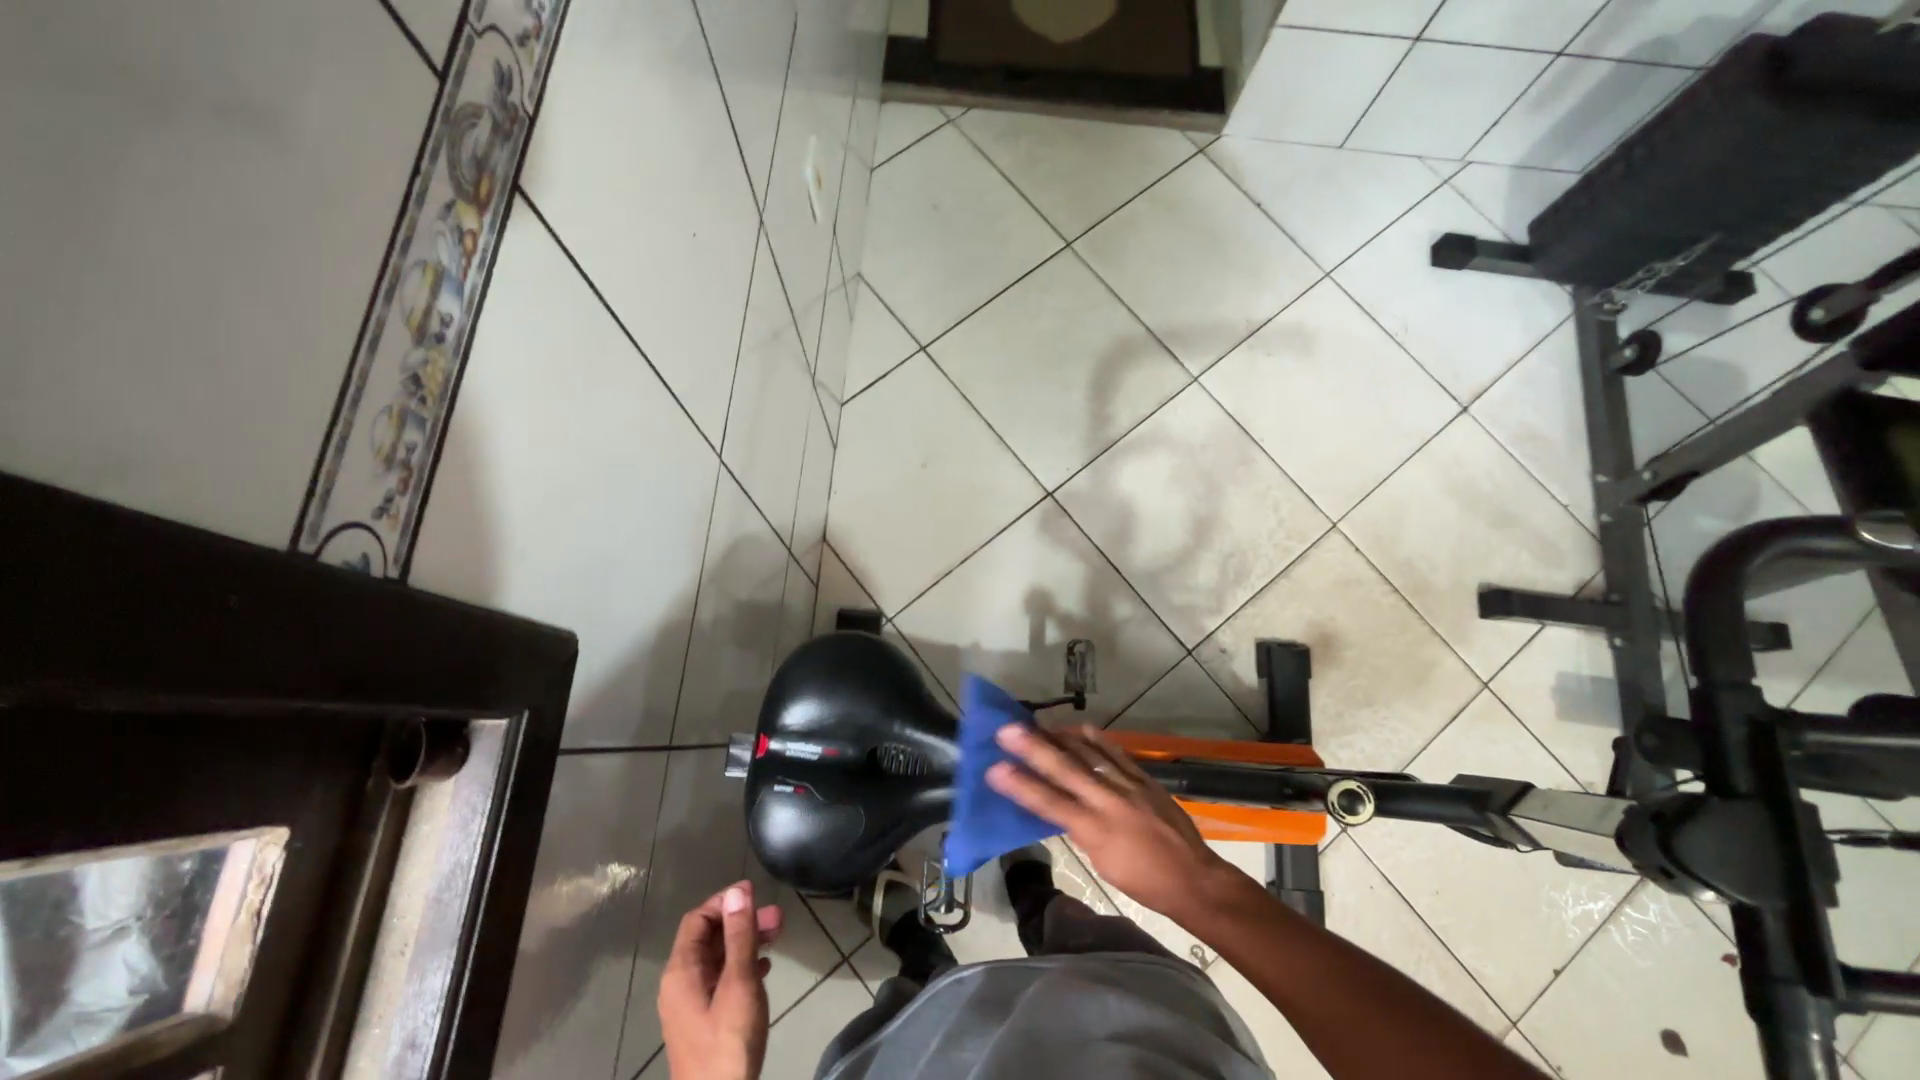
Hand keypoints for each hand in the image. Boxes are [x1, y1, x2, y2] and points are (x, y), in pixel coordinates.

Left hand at [658, 881, 784, 1079]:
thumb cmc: (728, 1042)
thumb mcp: (739, 984)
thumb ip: (739, 936)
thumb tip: (736, 891)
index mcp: (682, 971)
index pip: (697, 920)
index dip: (725, 903)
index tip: (757, 895)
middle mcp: (680, 983)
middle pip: (709, 939)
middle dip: (741, 922)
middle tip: (778, 918)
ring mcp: (690, 1004)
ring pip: (717, 959)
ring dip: (745, 943)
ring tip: (777, 937)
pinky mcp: (703, 1021)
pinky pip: (720, 980)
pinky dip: (741, 967)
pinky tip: (765, 968)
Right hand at [987, 724, 1230, 919]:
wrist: (1193, 878)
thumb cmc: (1143, 881)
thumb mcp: (1101, 862)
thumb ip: (1079, 830)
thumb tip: (1059, 807)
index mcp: (1096, 832)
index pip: (1050, 805)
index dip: (1021, 786)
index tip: (995, 768)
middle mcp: (1110, 804)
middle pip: (1066, 771)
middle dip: (1034, 749)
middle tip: (1007, 730)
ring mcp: (1130, 787)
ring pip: (1090, 755)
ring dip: (1060, 738)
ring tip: (1036, 725)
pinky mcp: (1146, 779)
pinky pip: (1117, 753)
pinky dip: (1096, 740)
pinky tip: (1079, 729)